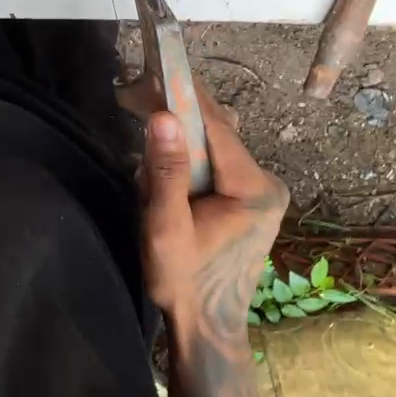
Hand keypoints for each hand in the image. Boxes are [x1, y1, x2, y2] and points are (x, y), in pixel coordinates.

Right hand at [140, 81, 289, 333]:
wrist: (206, 325)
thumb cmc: (183, 280)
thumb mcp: (166, 227)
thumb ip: (166, 171)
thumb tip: (161, 116)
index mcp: (254, 188)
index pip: (215, 125)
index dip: (180, 96)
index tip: (146, 71)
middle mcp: (266, 181)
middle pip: (216, 127)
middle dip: (174, 110)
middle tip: (129, 96)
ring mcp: (259, 188)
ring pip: (214, 140)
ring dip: (177, 131)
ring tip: (139, 125)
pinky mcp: (247, 195)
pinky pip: (214, 157)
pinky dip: (186, 151)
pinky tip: (159, 161)